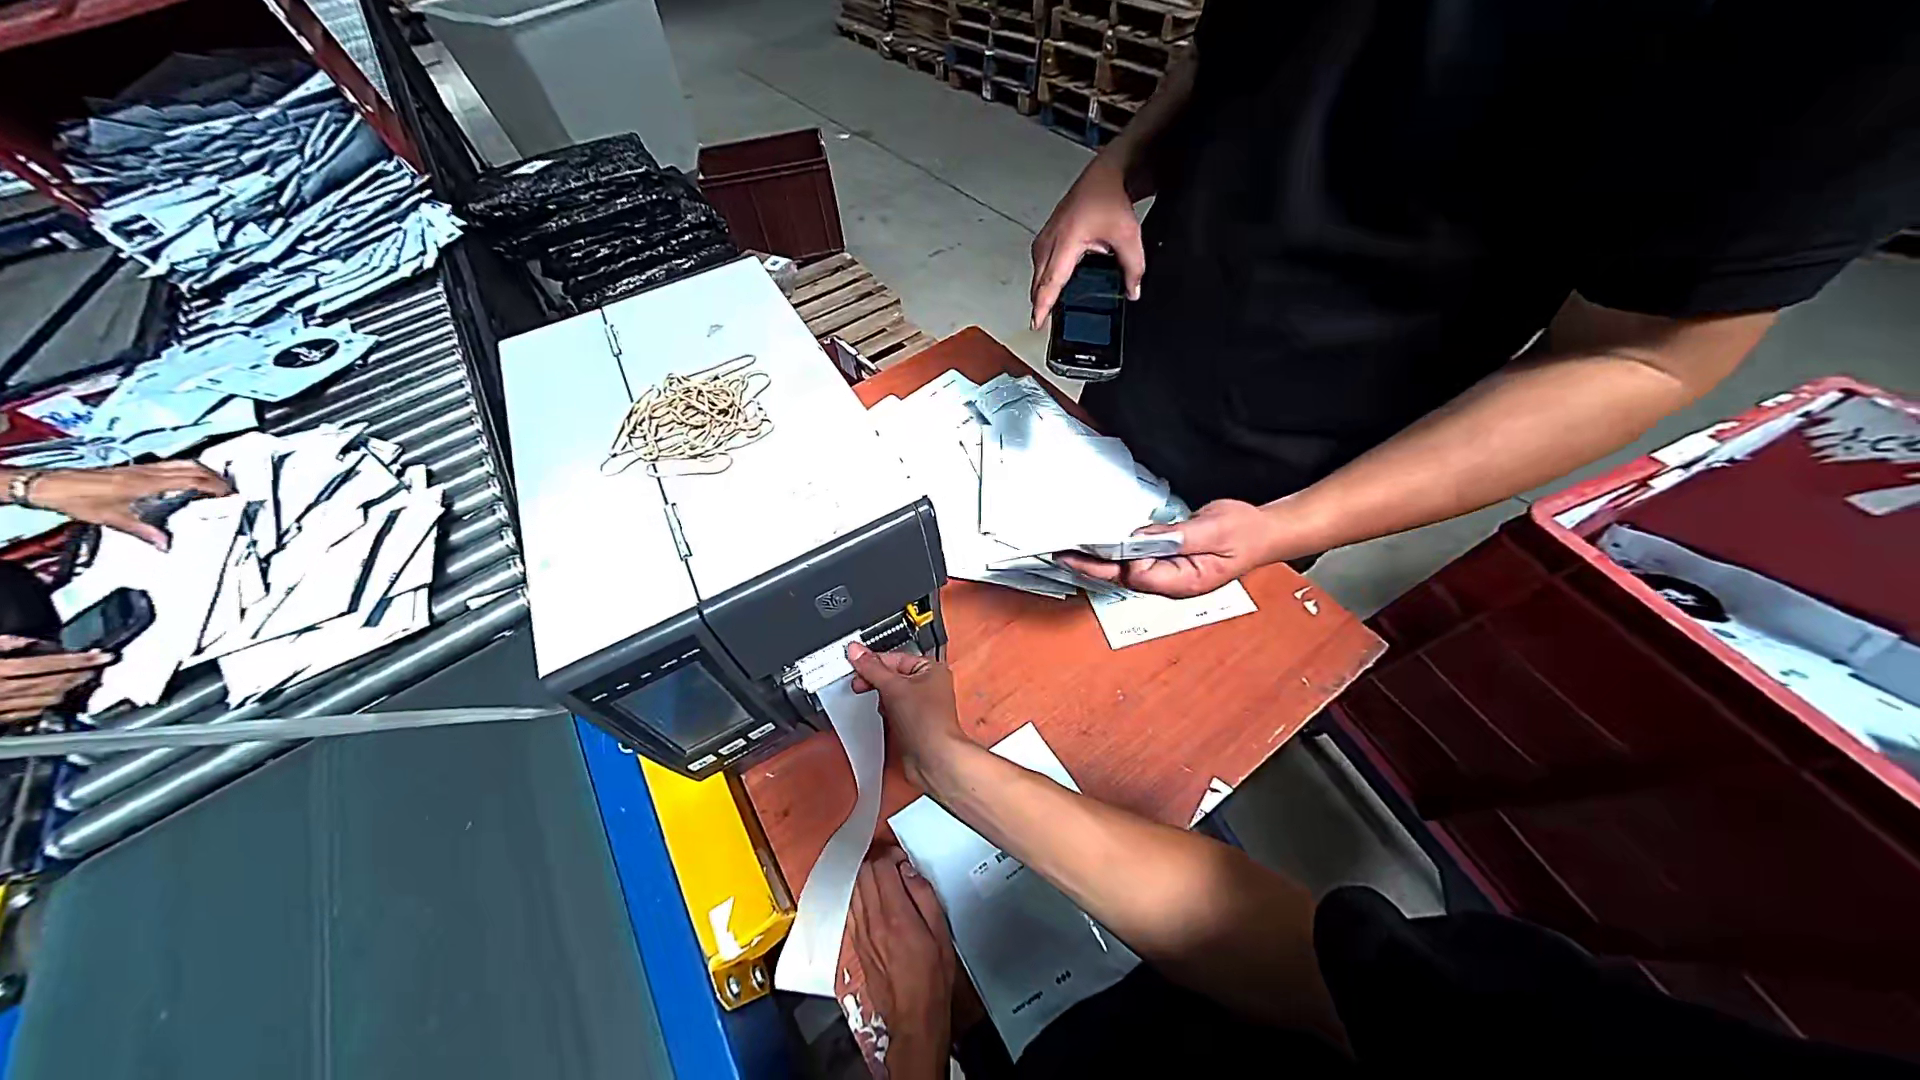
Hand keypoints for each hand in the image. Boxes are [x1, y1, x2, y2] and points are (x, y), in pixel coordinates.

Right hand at [0, 636, 110, 721]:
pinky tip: (59, 695)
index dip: (82, 660)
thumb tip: (47, 644)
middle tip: (100, 666)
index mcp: (0, 670)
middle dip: (83, 674)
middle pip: (56, 684)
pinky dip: (49, 703)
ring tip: (85, 678)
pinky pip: (29, 713)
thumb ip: (12, 644)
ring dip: (71, 689)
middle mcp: (2, 691)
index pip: (51, 664)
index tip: (107, 655)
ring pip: (48, 700)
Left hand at [24, 462, 231, 550]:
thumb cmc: (76, 499)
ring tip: (215, 482)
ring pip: (184, 463)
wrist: (46, 486)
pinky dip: (188, 469)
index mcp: (148, 483)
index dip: (216, 487)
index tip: (231, 495)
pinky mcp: (134, 468)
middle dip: (217, 477)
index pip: (194, 480)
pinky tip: (186, 479)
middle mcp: (148, 472)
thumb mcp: (112, 519)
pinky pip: (171, 464)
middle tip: (230, 489)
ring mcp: (141, 468)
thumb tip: (164, 545)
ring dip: (205, 471)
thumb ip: (143, 531)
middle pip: (194, 467)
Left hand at [841, 847, 955, 1079]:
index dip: (890, 854)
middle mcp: (873, 921)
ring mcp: (861, 932)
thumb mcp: (940, 932)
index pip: (881, 867)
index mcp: (896, 915)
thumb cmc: (931, 977)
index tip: (901, 858)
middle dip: (877, 861)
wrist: (913, 1016)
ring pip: (854, 887)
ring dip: (866, 875)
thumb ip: (924, 896)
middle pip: (863, 873)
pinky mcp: (856, 943)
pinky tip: (870, 896)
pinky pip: (850, 906)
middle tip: (893, 863)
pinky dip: (859, 894)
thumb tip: (909, 872)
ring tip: (882, 876)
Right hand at [846, 642, 965, 790]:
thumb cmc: (929, 723)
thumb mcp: (894, 687)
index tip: (854, 662)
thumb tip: (857, 651)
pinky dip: (885, 712)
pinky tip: (885, 717)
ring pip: (891, 693)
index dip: (874, 660)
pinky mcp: (912, 722)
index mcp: (930, 668)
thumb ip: (872, 668)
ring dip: (881, 698)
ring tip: (881, 703)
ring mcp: (921, 705)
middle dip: (876, 681)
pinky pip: (893, 710)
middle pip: (892, 675)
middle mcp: (928, 685)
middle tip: (860, 683)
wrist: (933, 759)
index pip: (895, 657)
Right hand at [1030, 157, 1144, 329]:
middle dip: (1040, 304)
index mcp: (1067, 240)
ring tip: (1046, 310)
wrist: (1103, 175)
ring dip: (1041, 292)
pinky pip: (1038, 265)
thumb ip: (1133, 268)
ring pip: (1037, 275)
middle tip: (1042, 325)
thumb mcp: (1129, 235)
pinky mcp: (1045, 237)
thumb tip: (1133, 292)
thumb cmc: (1110, 198)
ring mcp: (1045, 238)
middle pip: (1039, 283)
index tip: (1036, 323)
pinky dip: (1042, 278)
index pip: (1051, 281)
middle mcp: (1050, 240)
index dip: (1043, 305)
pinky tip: (1051, 286)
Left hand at [1056, 499, 1279, 598]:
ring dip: (1100, 561)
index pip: (1140, 575)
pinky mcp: (1166, 565)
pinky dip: (1115, 555)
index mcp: (1185, 582)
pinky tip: (1100, 548)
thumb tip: (1142, 539)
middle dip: (1092, 566)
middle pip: (1124, 578)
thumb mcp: (1215, 530)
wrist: (1264, 533)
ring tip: (1071, 552)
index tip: (1108, 541)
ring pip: (1126, 572)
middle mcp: (1172, 584)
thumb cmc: (1246, 534)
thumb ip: (1177, 537)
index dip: (1123, 558)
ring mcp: (1169, 576)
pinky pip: (1135, 562)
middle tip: (1062, 556)